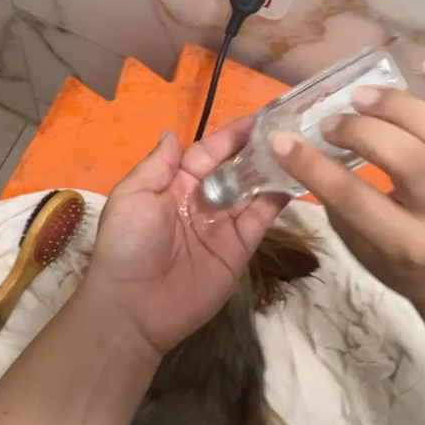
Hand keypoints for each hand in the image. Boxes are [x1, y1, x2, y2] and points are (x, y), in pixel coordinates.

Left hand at [79, 127, 289, 355]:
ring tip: (297, 148)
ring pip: (252, 190)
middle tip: (288, 127)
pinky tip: (294, 179)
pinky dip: (277, 200)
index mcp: (175, 183)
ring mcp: (223, 224)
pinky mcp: (239, 249)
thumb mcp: (133, 196)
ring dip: (272, 169)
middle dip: (257, 148)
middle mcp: (202, 199)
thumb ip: (158, 165)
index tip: (259, 117)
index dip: (231, 135)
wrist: (133, 307)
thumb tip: (172, 133)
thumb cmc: (127, 245)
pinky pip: (261, 219)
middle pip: (235, 167)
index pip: (208, 151)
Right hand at [272, 59, 424, 315]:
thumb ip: (337, 198)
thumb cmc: (395, 259)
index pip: (356, 199)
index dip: (313, 167)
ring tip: (361, 95)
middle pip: (411, 162)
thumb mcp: (357, 244)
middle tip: (331, 122)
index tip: (281, 141)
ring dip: (399, 108)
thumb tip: (302, 145)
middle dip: (363, 132)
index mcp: (406, 244)